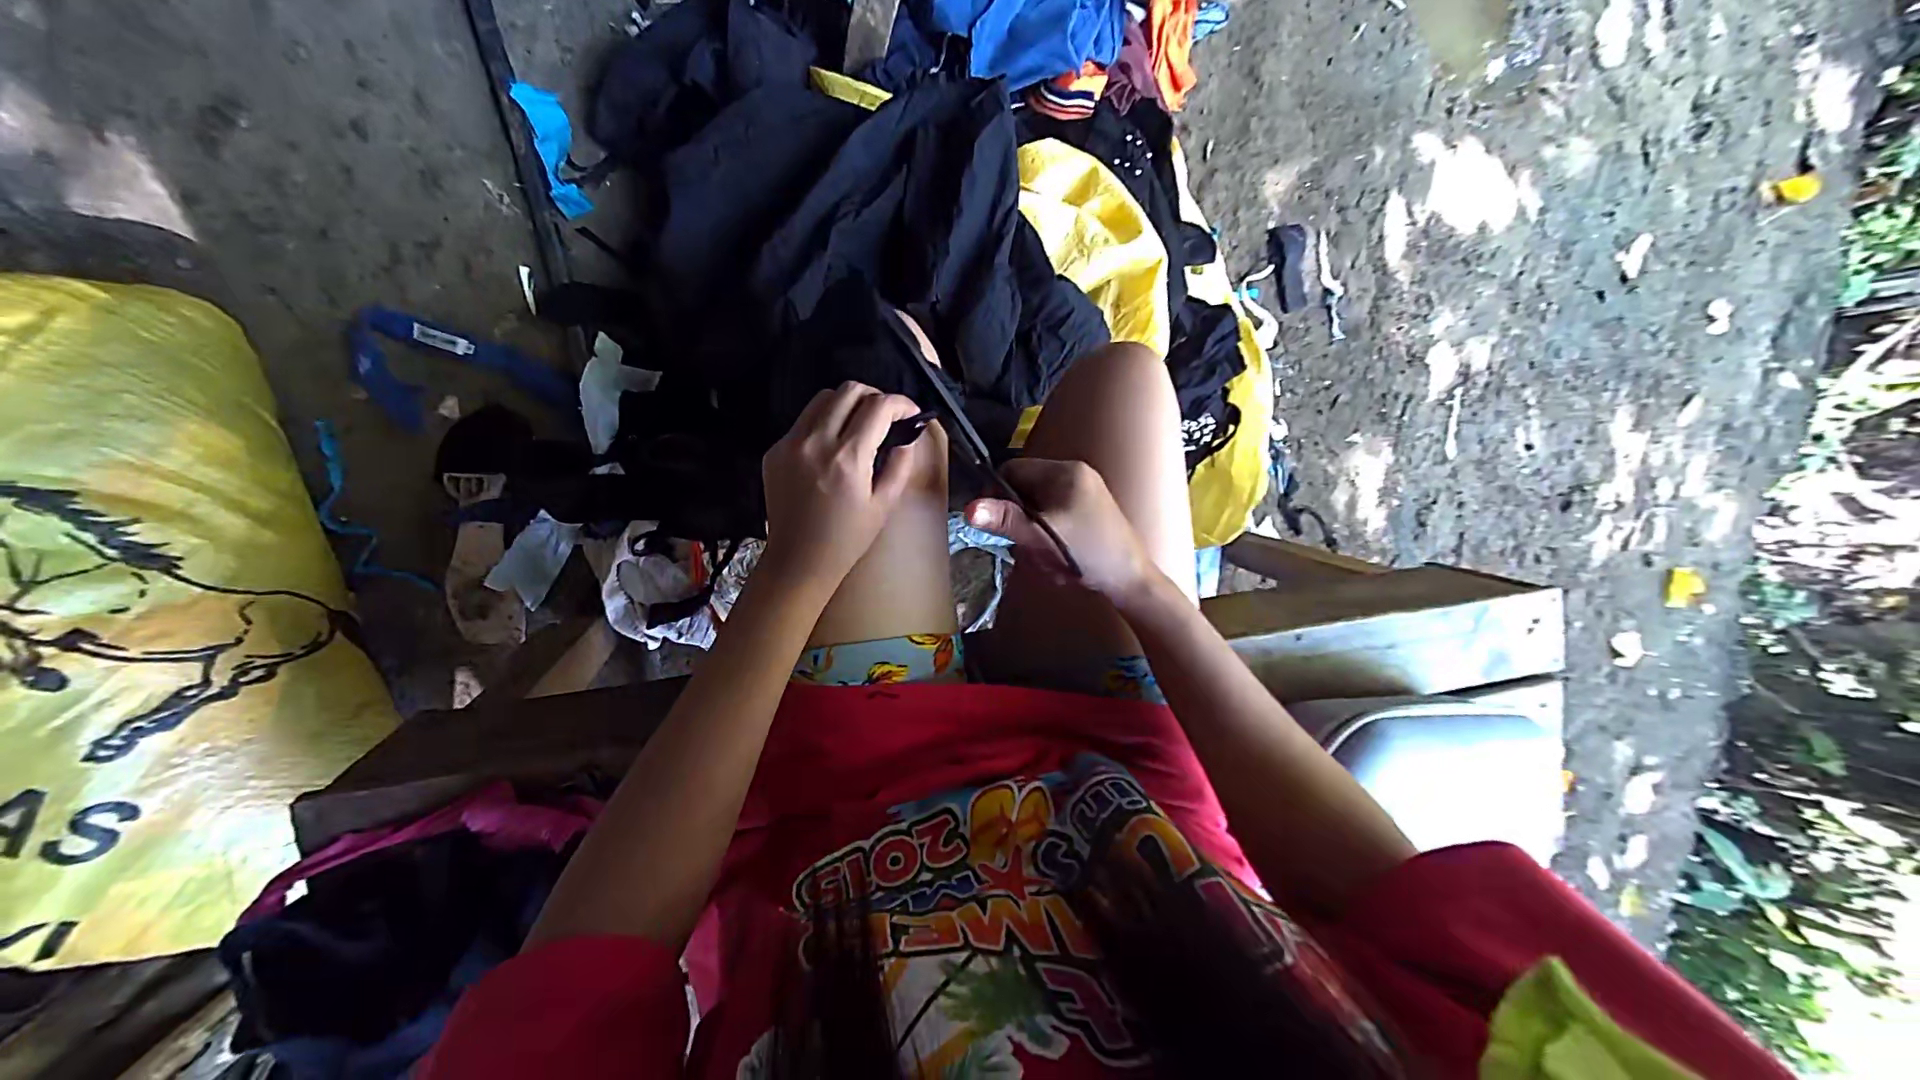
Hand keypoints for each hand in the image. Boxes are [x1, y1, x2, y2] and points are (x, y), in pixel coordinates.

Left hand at [762, 382, 924, 586]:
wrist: (798, 560)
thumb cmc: (846, 540)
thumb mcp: (883, 506)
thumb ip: (899, 466)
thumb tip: (907, 438)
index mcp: (847, 459)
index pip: (878, 407)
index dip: (901, 403)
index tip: (910, 413)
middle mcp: (816, 443)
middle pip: (849, 390)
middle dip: (874, 396)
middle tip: (886, 414)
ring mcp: (791, 444)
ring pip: (823, 398)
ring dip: (847, 403)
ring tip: (860, 425)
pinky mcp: (775, 450)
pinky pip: (803, 421)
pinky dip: (824, 423)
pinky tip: (832, 447)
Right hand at [965, 459, 1152, 599]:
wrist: (1132, 581)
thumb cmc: (1089, 554)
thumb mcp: (1043, 537)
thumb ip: (1006, 520)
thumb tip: (968, 509)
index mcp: (1066, 471)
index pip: (1013, 469)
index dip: (995, 493)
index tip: (992, 522)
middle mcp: (1076, 474)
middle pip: (1024, 489)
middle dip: (1019, 520)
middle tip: (1025, 546)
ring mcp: (1084, 493)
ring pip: (1036, 507)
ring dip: (1034, 534)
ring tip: (1046, 557)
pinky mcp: (1088, 512)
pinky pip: (1052, 518)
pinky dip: (1048, 539)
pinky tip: (1059, 560)